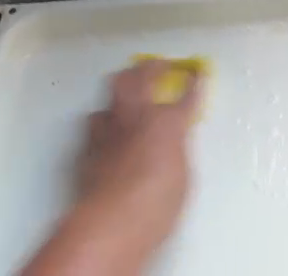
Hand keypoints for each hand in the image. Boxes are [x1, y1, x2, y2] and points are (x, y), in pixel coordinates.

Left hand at [22, 60, 202, 275]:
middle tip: (159, 65)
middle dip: (152, 66)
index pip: (187, 95)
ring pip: (113, 88)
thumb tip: (173, 144)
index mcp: (168, 122)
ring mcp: (110, 126)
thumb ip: (178, 150)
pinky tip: (107, 126)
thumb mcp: (183, 178)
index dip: (194, 83)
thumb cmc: (156, 206)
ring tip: (128, 86)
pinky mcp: (89, 143)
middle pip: (142, 74)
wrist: (112, 222)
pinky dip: (104, 118)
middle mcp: (138, 115)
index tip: (198, 74)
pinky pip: (95, 119)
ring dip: (123, 85)